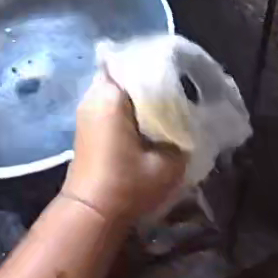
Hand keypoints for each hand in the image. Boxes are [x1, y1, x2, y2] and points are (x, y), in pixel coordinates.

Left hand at [60, 74, 185, 224]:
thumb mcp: (167, 164)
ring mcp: (87, 107)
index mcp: (112, 95)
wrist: (90, 213)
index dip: (163, 67)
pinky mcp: (86, 122)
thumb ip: (183, 138)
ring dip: (138, 93)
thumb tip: (191, 123)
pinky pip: (110, 101)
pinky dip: (127, 105)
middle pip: (127, 72)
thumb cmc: (127, 185)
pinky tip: (146, 118)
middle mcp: (95, 93)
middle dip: (151, 78)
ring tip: (164, 102)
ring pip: (118, 87)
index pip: (139, 63)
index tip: (182, 74)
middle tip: (176, 88)